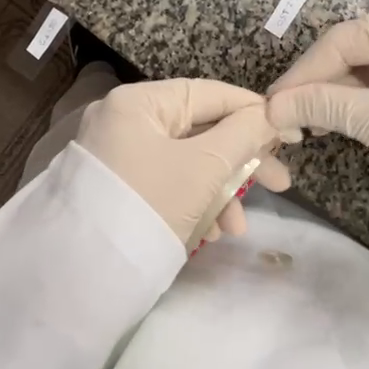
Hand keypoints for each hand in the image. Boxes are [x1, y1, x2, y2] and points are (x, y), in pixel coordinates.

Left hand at [76, 79, 291, 249]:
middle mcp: (123, 119)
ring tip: (235, 229)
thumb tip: (269, 114)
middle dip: (239, 163)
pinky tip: (208, 235)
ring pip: (184, 161)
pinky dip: (190, 203)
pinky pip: (164, 183)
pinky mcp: (114, 188)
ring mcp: (116, 154)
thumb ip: (242, 136)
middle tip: (281, 186)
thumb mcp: (202, 169)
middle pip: (198, 130)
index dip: (252, 112)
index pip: (208, 93)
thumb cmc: (148, 205)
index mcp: (138, 102)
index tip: (289, 132)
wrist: (79, 275)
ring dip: (218, 192)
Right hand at [267, 10, 368, 185]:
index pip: (347, 38)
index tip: (274, 102)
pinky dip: (363, 103)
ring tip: (311, 125)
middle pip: (357, 51)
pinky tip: (340, 122)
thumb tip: (272, 108)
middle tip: (290, 119)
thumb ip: (324, 106)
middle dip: (321, 84)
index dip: (306, 70)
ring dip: (339, 96)